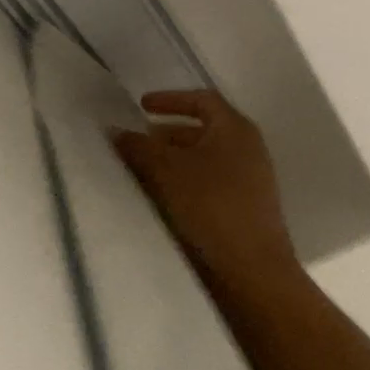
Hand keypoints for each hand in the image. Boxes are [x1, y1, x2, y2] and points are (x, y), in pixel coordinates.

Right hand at [111, 89, 297, 281]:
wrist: (253, 270)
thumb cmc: (212, 206)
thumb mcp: (168, 171)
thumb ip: (139, 147)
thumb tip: (116, 131)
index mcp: (235, 128)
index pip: (202, 99)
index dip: (169, 99)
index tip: (141, 106)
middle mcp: (247, 148)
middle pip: (202, 130)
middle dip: (166, 135)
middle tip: (136, 144)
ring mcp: (251, 180)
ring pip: (204, 159)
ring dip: (173, 161)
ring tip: (142, 172)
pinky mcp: (247, 208)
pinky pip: (210, 183)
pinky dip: (185, 182)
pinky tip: (163, 198)